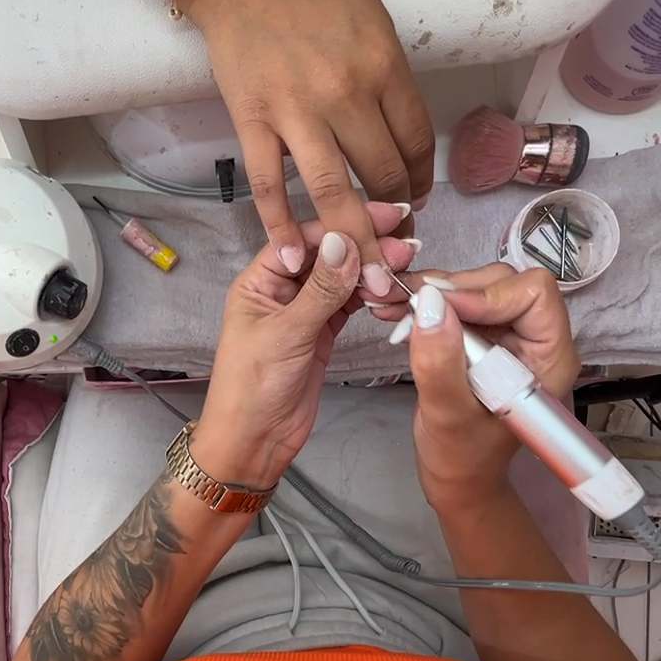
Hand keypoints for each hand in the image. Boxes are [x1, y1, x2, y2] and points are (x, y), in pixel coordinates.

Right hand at [182, 0, 433, 310]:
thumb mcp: (372, 22)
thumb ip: (388, 81)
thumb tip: (396, 136)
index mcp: (382, 66)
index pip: (414, 142)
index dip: (420, 181)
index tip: (416, 202)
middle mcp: (345, 95)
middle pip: (381, 174)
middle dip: (392, 219)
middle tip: (393, 246)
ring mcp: (295, 114)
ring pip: (331, 192)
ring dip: (351, 239)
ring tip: (363, 273)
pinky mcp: (253, 125)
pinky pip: (268, 186)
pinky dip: (280, 226)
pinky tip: (293, 257)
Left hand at [193, 200, 416, 487]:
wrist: (255, 440)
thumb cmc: (252, 388)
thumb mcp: (287, 334)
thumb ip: (320, 289)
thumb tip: (346, 243)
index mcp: (259, 281)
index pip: (303, 240)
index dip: (341, 226)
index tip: (380, 219)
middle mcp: (281, 290)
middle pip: (327, 255)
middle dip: (364, 246)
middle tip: (405, 242)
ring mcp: (304, 311)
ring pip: (343, 279)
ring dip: (373, 271)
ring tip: (407, 263)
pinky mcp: (322, 333)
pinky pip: (350, 304)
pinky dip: (372, 296)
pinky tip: (393, 288)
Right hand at [402, 264, 578, 515]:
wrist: (455, 477)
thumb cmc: (460, 456)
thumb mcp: (447, 413)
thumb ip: (440, 362)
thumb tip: (427, 303)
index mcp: (549, 358)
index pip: (532, 294)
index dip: (484, 295)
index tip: (438, 310)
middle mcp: (534, 339)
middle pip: (501, 284)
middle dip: (452, 290)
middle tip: (405, 304)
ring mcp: (507, 336)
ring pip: (476, 289)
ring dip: (433, 295)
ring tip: (393, 308)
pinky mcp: (482, 338)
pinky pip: (458, 305)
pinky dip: (426, 305)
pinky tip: (397, 315)